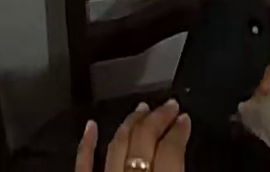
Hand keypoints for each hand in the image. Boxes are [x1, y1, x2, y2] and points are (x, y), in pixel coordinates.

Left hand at [75, 100, 192, 171]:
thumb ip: (180, 171)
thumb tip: (186, 158)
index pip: (171, 150)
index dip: (180, 130)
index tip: (185, 117)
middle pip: (144, 140)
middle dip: (158, 118)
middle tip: (170, 104)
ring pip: (117, 145)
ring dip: (131, 123)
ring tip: (141, 108)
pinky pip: (83, 167)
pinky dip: (86, 145)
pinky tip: (90, 125)